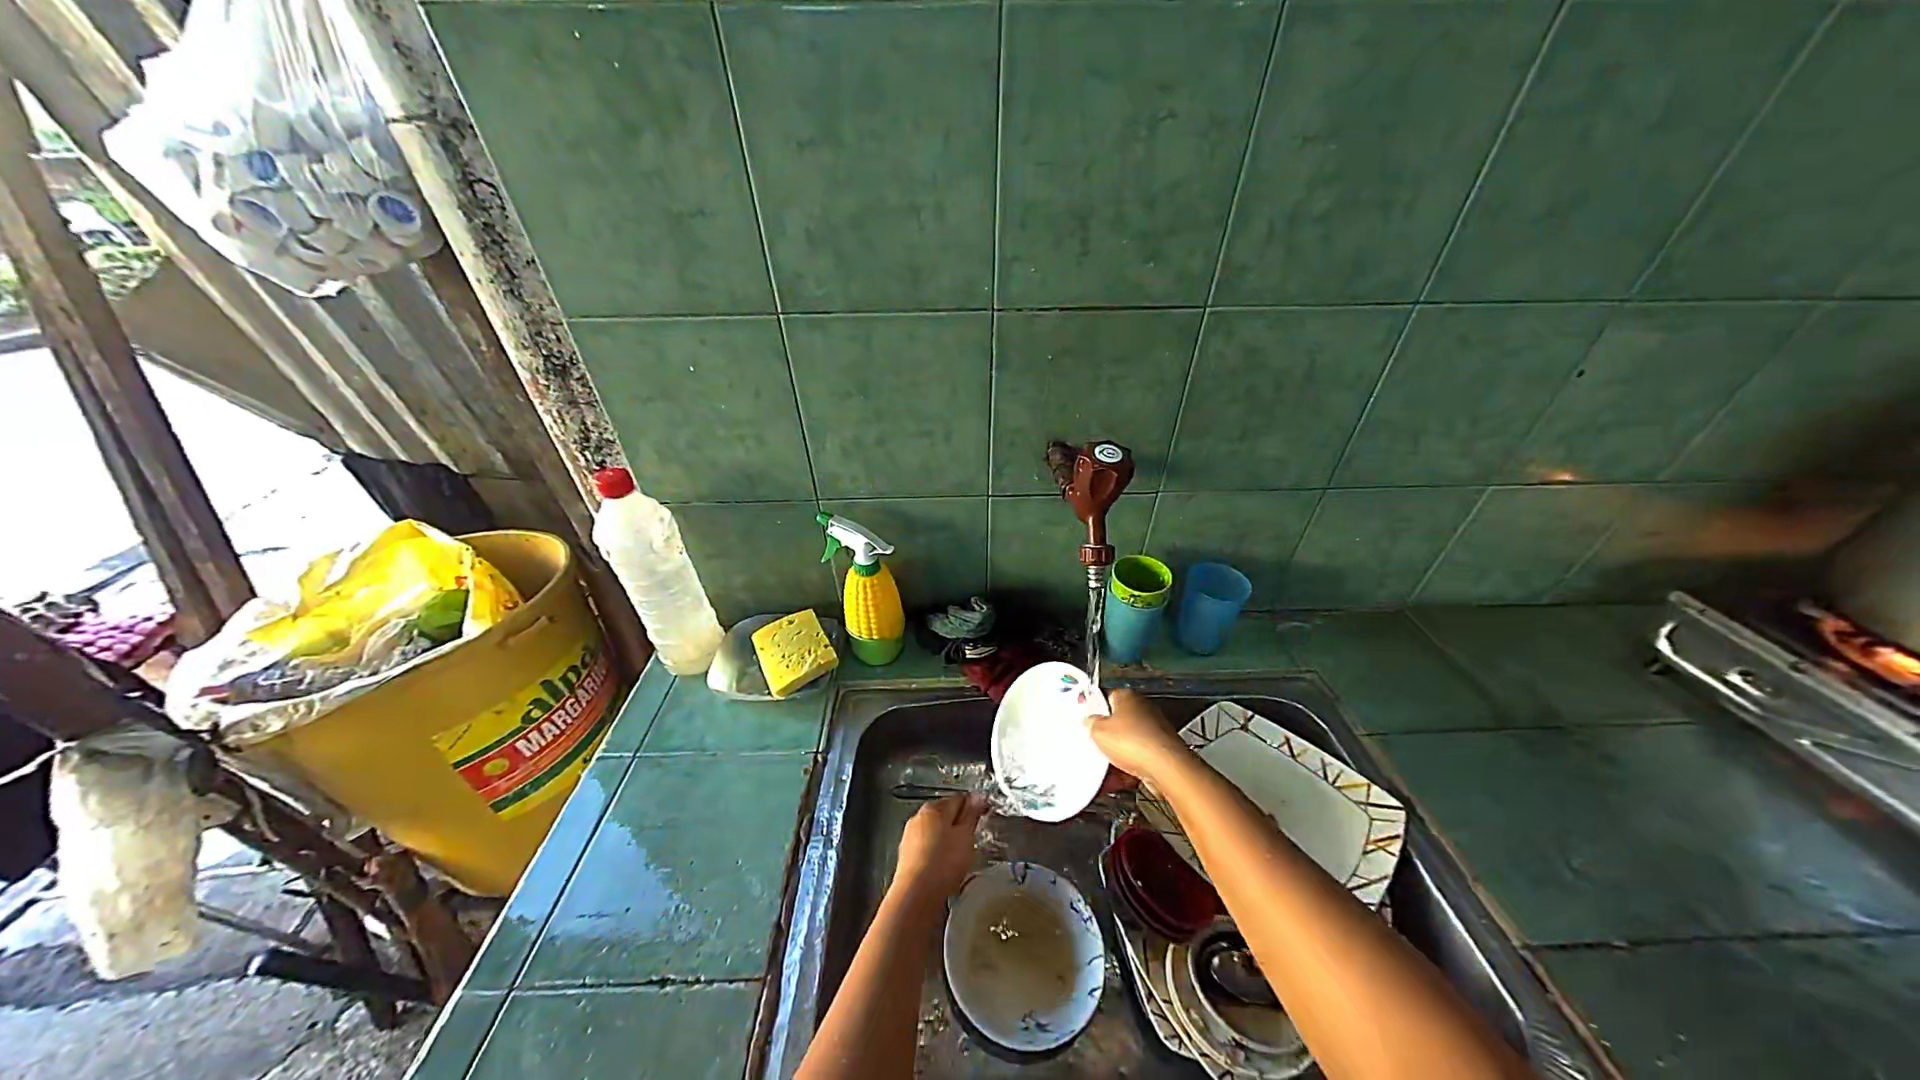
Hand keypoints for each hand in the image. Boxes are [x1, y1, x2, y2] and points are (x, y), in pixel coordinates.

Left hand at [892, 793, 986, 902]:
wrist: (916, 895)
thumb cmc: (942, 863)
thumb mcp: (966, 835)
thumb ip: (972, 814)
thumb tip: (977, 797)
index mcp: (933, 808)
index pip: (958, 799)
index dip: (973, 806)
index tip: (983, 816)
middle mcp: (918, 818)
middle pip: (945, 815)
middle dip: (959, 825)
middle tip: (973, 839)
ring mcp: (910, 837)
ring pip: (936, 833)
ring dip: (948, 840)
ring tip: (960, 857)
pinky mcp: (907, 857)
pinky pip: (928, 849)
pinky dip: (937, 855)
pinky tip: (945, 868)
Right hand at [1086, 689, 1191, 782]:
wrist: (1165, 768)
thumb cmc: (1135, 742)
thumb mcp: (1098, 731)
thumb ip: (1091, 723)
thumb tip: (1091, 722)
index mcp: (1127, 697)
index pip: (1107, 697)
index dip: (1095, 709)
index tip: (1087, 720)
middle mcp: (1144, 710)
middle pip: (1118, 722)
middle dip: (1106, 737)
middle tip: (1095, 746)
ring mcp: (1155, 731)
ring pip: (1128, 743)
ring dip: (1116, 755)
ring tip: (1105, 768)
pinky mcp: (1161, 751)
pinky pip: (1138, 758)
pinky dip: (1128, 768)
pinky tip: (1118, 778)